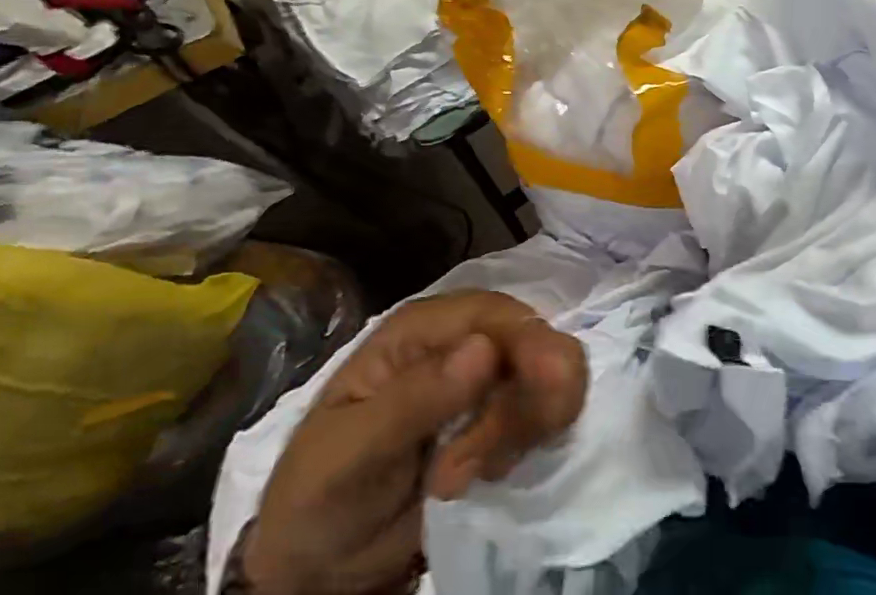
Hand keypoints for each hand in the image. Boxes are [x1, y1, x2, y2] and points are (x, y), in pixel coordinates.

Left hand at [244, 292, 587, 594]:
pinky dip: (532, 443)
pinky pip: (554, 409)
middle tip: (479, 464)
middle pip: (540, 344)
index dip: (532, 346)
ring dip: (522, 432)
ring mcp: (497, 372)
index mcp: (424, 329)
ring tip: (460, 478)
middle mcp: (470, 337)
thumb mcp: (347, 456)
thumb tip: (485, 348)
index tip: (542, 393)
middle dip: (525, 405)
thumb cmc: (320, 496)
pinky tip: (487, 473)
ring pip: (555, 378)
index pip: (499, 315)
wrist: (329, 561)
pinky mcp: (516, 406)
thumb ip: (412, 401)